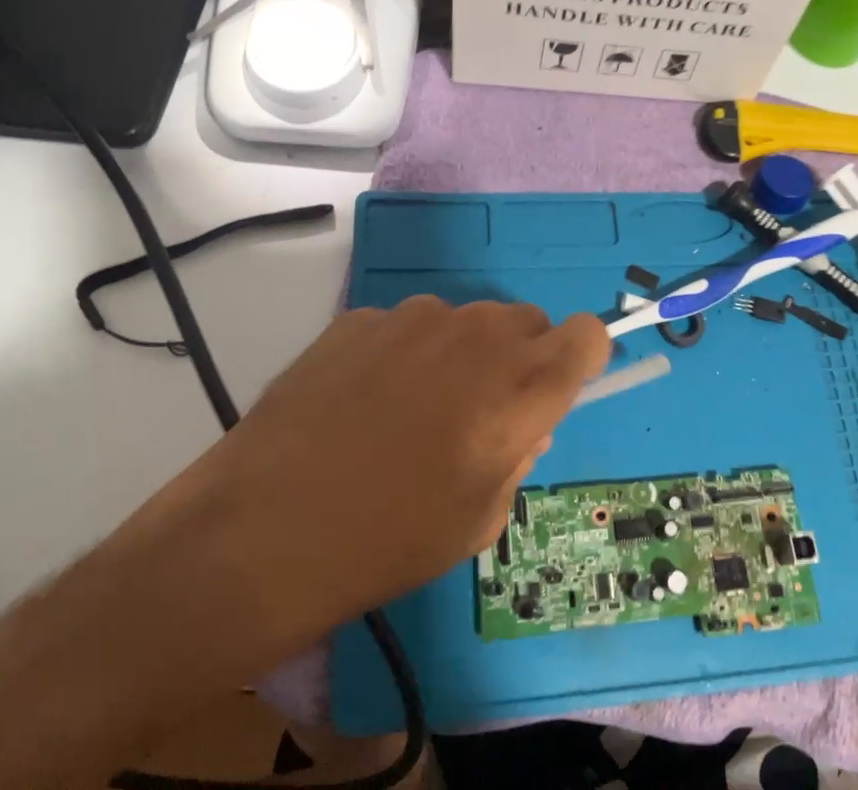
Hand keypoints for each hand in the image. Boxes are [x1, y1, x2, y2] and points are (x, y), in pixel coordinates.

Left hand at [226, 296, 609, 610]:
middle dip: (519, 358)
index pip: (588, 334)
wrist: (269, 527)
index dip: (578, 360)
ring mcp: (413, 320)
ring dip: (458, 353)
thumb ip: (518, 457)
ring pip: (463, 321)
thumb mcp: (482, 518)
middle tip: (479, 413)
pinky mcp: (357, 319)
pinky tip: (362, 402)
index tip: (555, 392)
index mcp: (524, 386)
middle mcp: (479, 335)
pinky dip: (402, 354)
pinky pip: (404, 327)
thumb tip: (521, 427)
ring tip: (411, 410)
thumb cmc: (393, 538)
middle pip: (526, 322)